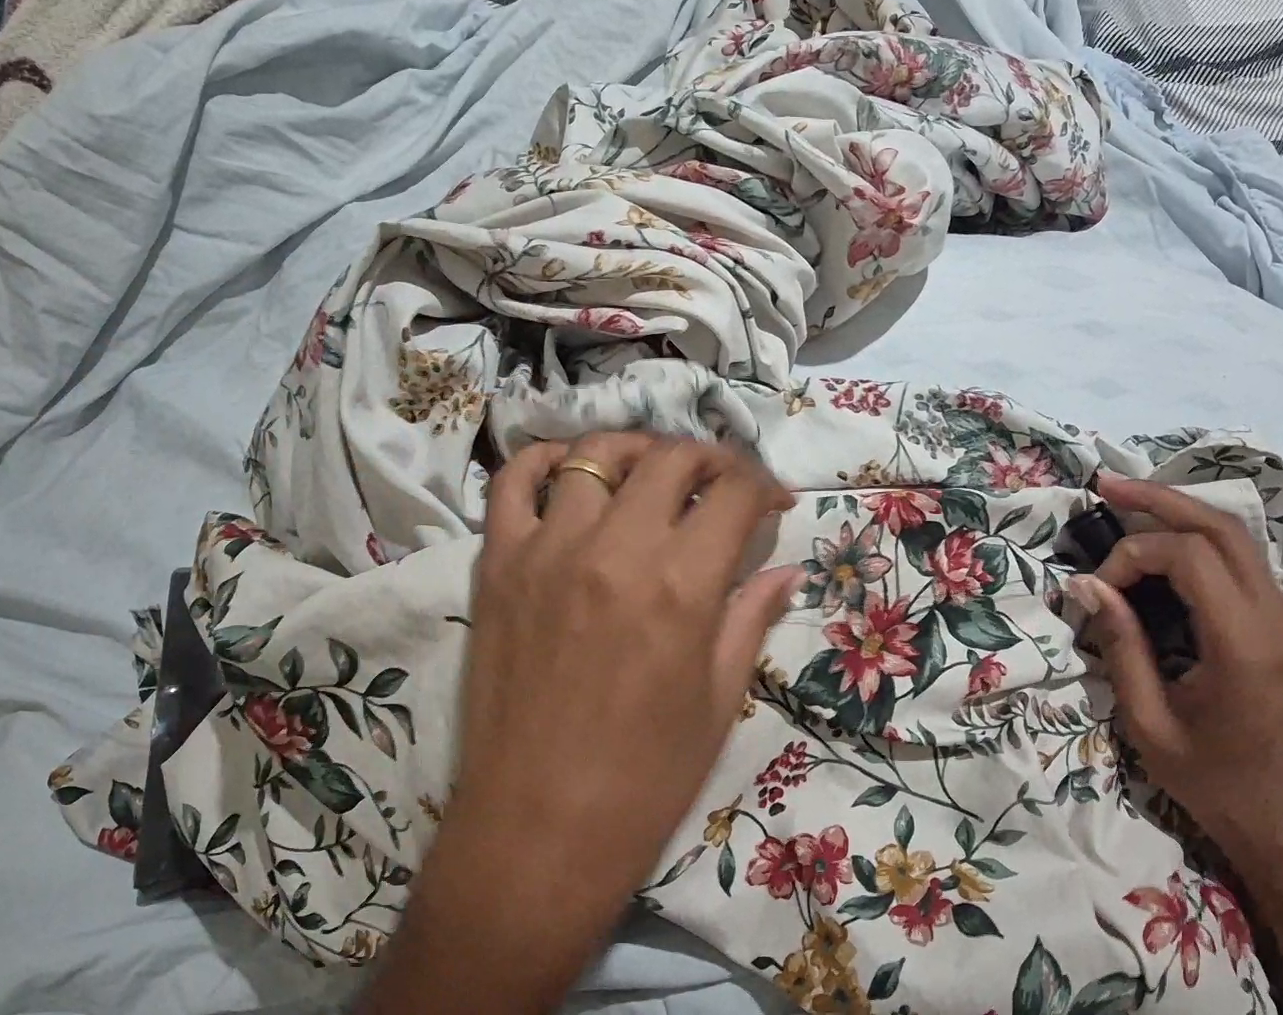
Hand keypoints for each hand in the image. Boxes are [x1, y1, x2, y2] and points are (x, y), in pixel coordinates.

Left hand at [372, 433, 802, 1014]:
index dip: (766, 487)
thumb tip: (785, 571)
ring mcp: (548, 548)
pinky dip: (545, 459)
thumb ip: (751, 619)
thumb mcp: (718, 700)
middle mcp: (616, 548)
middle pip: (672, 459)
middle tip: (724, 485)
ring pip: (598, 453)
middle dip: (712, 461)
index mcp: (682, 585)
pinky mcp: (498, 563)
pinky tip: (572, 470)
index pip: (734, 493)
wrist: (538, 831)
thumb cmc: (645, 778)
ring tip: (655, 473)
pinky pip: (514, 481)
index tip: (775, 503)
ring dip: (639, 451)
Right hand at [1066, 474, 1282, 878]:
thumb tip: (1088, 585)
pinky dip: (1200, 548)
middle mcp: (1282, 622)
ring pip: (1241, 542)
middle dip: (1162, 499)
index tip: (1099, 588)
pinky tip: (1164, 552)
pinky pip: (1246, 569)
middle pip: (1225, 529)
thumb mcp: (1149, 724)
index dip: (1135, 554)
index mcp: (1248, 646)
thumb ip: (1120, 646)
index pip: (1192, 556)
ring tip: (1129, 502)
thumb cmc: (1216, 786)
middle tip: (1107, 483)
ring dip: (1183, 517)